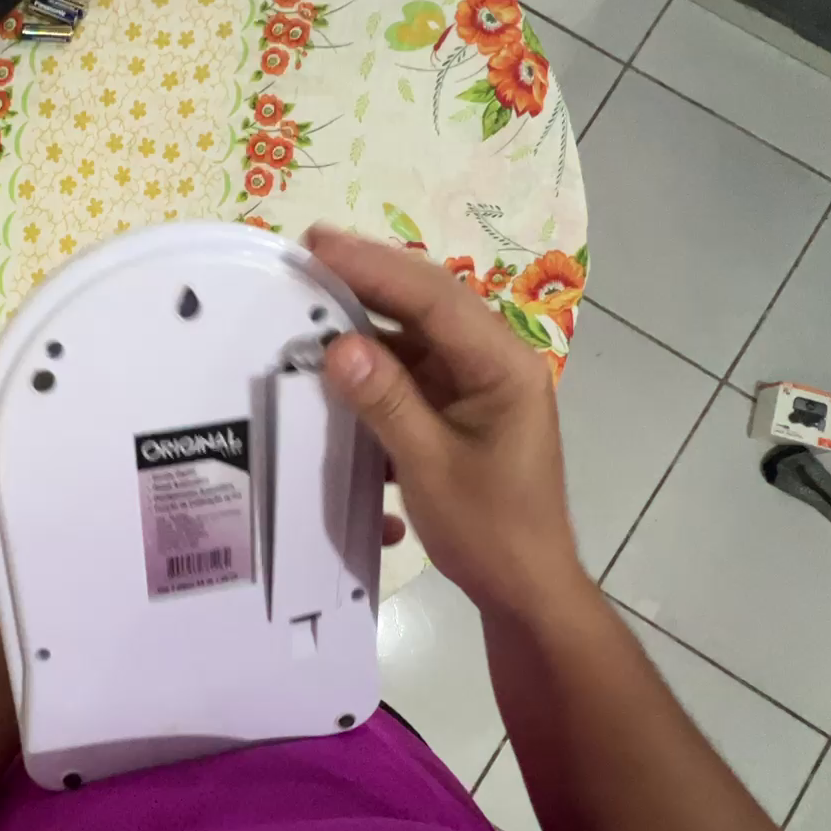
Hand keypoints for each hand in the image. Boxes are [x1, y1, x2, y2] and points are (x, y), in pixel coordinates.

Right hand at [306, 226, 589, 613]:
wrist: (523, 585)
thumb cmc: (489, 529)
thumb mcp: (431, 465)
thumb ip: (386, 402)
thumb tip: (336, 347)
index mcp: (501, 366)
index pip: (434, 299)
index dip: (374, 268)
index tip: (317, 246)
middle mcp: (490, 363)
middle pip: (425, 306)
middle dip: (367, 279)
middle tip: (307, 254)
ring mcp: (472, 386)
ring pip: (413, 337)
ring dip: (363, 322)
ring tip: (308, 301)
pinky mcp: (453, 410)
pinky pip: (407, 374)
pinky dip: (370, 365)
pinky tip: (333, 360)